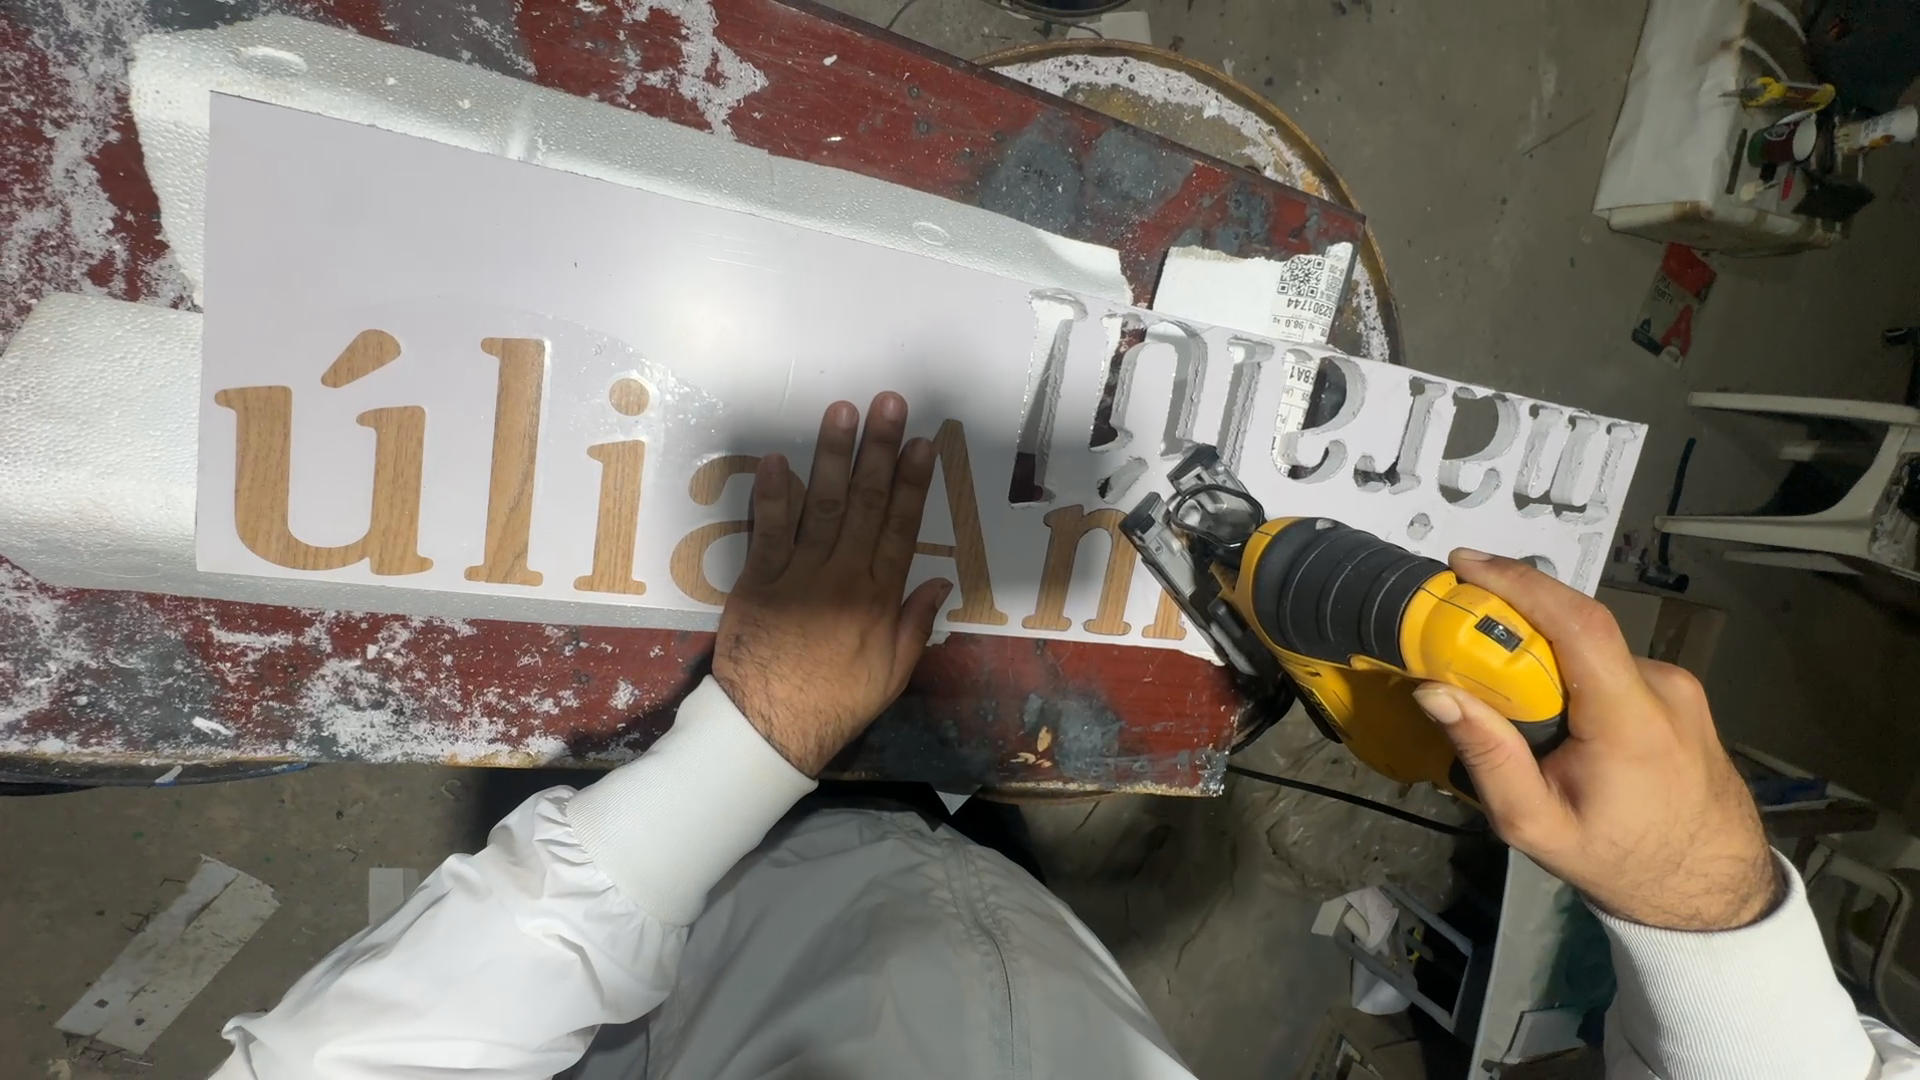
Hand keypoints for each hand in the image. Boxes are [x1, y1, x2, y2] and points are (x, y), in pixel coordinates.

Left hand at [711, 393, 952, 775]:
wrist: (770, 728)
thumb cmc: (838, 701)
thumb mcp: (894, 673)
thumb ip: (916, 623)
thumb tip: (940, 579)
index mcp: (879, 598)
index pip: (901, 528)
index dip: (912, 483)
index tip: (921, 444)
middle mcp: (843, 577)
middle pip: (865, 505)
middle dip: (878, 451)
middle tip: (888, 405)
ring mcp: (798, 576)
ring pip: (821, 507)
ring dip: (832, 458)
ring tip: (842, 413)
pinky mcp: (758, 582)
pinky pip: (766, 533)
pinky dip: (771, 496)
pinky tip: (777, 459)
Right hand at [1411, 551, 1781, 931]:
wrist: (1710, 894)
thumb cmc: (1616, 859)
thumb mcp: (1532, 822)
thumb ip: (1485, 755)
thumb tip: (1432, 690)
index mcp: (1631, 719)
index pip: (1578, 624)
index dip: (1519, 583)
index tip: (1463, 563)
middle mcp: (1662, 689)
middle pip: (1573, 627)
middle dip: (1506, 614)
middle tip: (1448, 623)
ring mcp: (1675, 689)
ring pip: (1584, 645)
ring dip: (1531, 646)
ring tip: (1486, 674)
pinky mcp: (1674, 696)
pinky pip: (1600, 662)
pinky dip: (1557, 664)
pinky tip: (1534, 697)